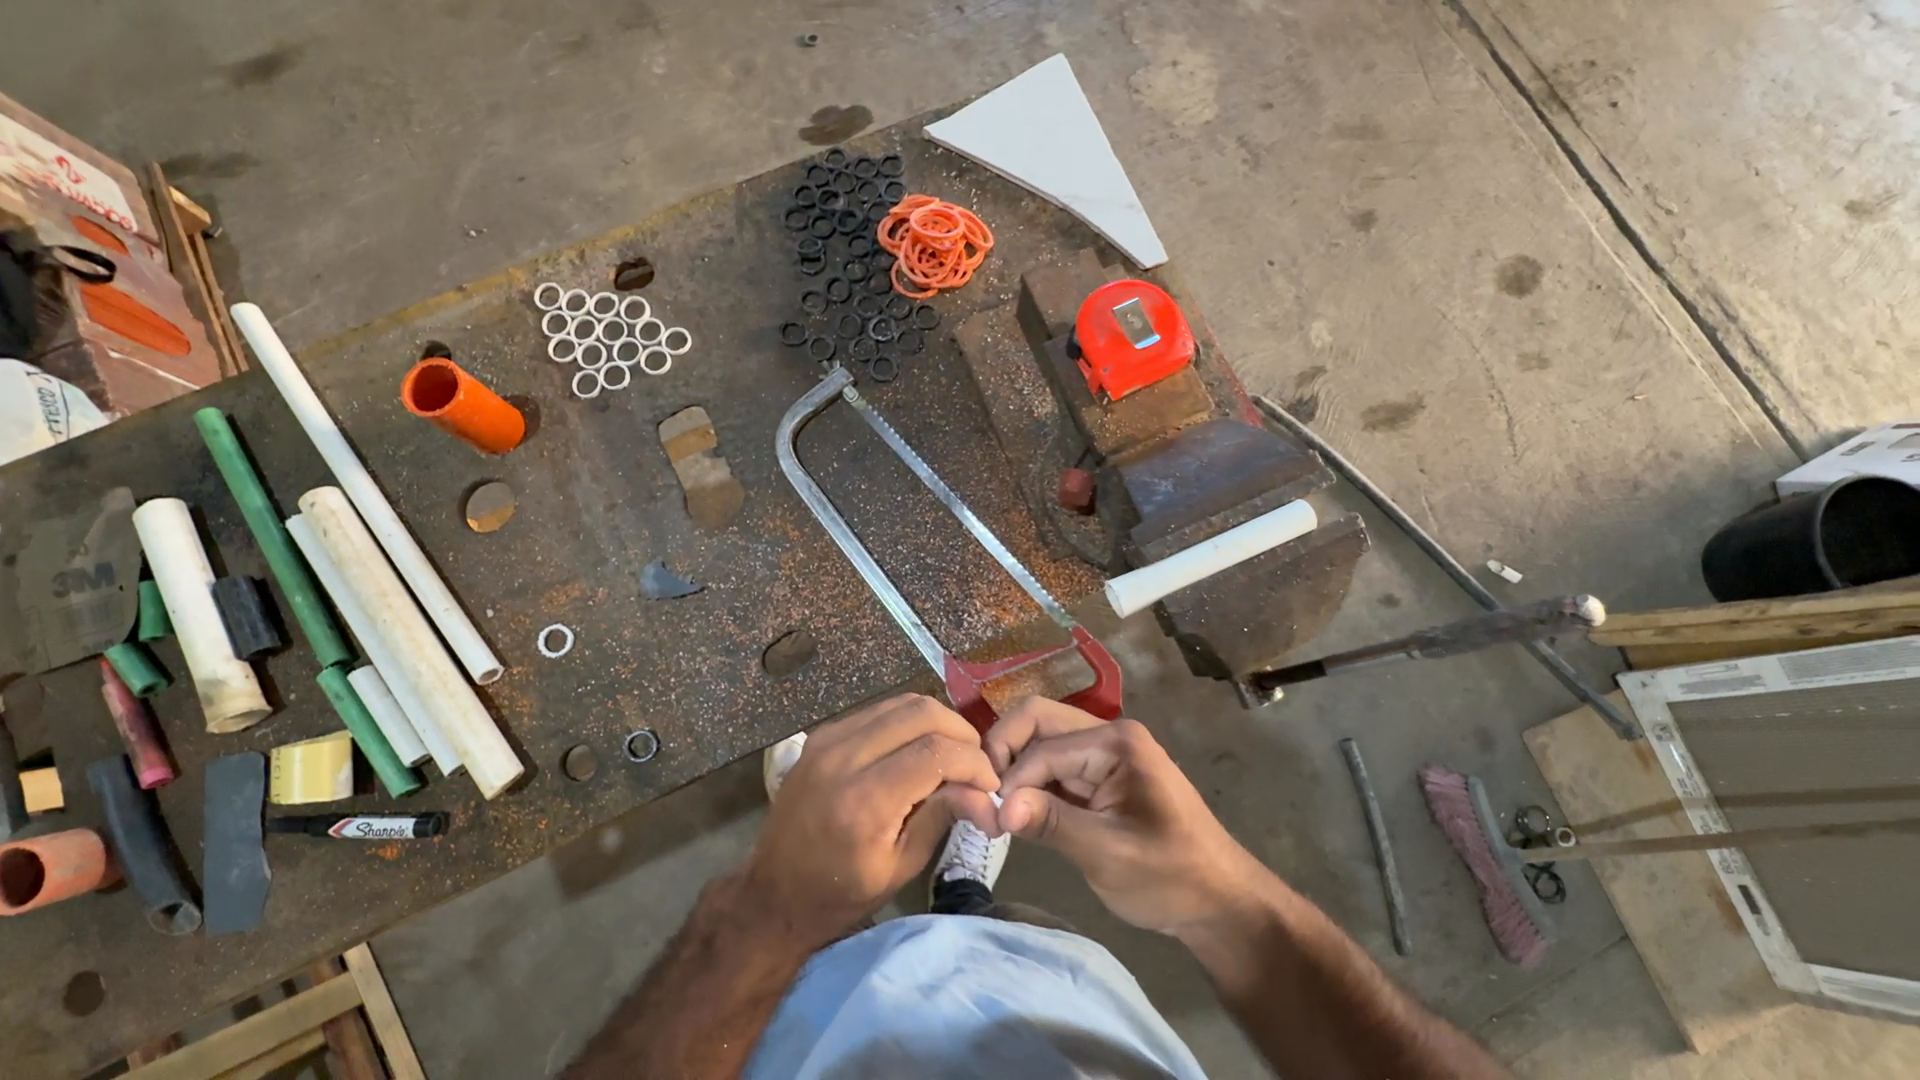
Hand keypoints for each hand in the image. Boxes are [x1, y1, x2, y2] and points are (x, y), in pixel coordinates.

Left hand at [743, 694, 1001, 947]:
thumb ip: (943, 817)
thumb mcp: (900, 866)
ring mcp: (827, 740)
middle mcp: (843, 758)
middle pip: (921, 713)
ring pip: (900, 703)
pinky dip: (907, 722)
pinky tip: (918, 749)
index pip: (936, 752)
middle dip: (960, 733)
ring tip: (951, 755)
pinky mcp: (821, 735)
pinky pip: (877, 711)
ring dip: (936, 723)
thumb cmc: (840, 894)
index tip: (990, 783)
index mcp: (864, 800)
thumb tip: (989, 796)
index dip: (974, 762)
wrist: (772, 893)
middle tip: (974, 764)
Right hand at [988, 698, 1270, 937]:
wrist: (1219, 903)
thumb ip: (1052, 823)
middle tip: (983, 799)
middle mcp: (1107, 735)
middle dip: (1004, 753)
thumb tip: (999, 807)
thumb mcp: (1108, 853)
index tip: (990, 821)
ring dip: (1015, 769)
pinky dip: (1030, 785)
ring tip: (995, 810)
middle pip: (1038, 722)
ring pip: (1041, 743)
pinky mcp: (1099, 779)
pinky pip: (1054, 768)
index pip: (1043, 747)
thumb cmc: (1171, 876)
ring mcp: (1104, 755)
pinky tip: (1016, 812)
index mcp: (1116, 742)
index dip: (1010, 780)